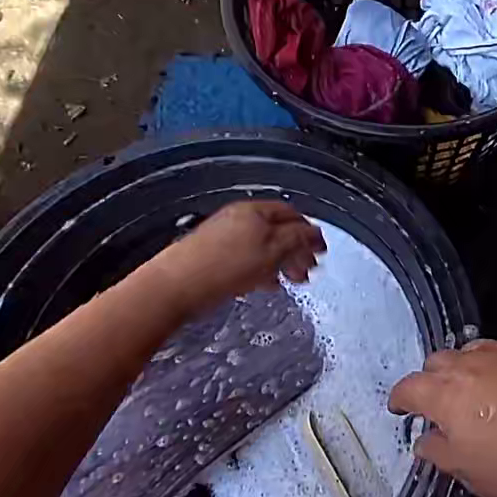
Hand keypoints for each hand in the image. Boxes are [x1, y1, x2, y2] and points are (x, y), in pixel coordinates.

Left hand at [135, 201, 325, 315]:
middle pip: (276, 230)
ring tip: (289, 280)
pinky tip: (263, 283)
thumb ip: (297, 240)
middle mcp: (238, 218)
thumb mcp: (271, 252)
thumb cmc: (224, 267)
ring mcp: (223, 235)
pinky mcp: (211, 254)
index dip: (309, 232)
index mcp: (255, 211)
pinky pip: (244, 257)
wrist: (177, 285)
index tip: (320, 251)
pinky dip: (259, 268)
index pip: (292, 214)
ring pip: (261, 245)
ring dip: (279, 261)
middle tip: (307, 269)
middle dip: (295, 249)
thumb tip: (314, 235)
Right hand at [388, 337, 496, 496]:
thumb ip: (441, 455)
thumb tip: (427, 441)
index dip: (400, 400)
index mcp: (444, 395)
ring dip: (468, 370)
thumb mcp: (478, 478)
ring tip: (484, 397)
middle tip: (445, 408)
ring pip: (471, 352)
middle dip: (433, 382)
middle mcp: (468, 363)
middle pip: (436, 364)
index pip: (407, 389)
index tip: (401, 409)